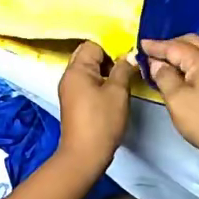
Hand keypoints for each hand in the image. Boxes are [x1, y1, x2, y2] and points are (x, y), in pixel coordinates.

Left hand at [55, 41, 132, 172]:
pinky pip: (86, 84)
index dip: (111, 49)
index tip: (126, 61)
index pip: (93, 45)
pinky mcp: (73, 102)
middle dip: (108, 59)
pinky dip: (99, 84)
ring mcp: (69, 90)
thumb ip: (124, 69)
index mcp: (76, 69)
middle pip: (88, 56)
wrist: (85, 154)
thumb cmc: (102, 121)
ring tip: (121, 83)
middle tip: (124, 71)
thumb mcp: (118, 92)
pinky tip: (111, 94)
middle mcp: (68, 76)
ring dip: (105, 73)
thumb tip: (130, 55)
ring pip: (88, 70)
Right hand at [140, 35, 198, 165]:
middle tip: (151, 52)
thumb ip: (164, 76)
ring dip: (180, 54)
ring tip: (161, 63)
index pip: (175, 47)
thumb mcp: (176, 99)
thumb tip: (157, 63)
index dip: (156, 46)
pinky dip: (189, 64)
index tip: (140, 44)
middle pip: (191, 43)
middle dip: (170, 45)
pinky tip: (178, 74)